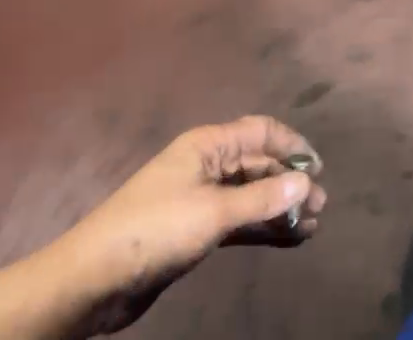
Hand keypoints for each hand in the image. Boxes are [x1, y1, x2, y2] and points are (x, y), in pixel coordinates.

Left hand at [44, 117, 328, 333]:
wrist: (92, 280)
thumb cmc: (155, 230)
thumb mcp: (213, 212)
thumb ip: (262, 198)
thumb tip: (306, 182)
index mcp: (208, 145)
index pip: (261, 131)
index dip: (292, 145)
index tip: (318, 170)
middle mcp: (207, 165)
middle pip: (259, 165)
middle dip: (290, 183)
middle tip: (319, 207)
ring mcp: (200, 199)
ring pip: (251, 196)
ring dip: (280, 209)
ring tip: (310, 227)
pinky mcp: (195, 230)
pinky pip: (239, 221)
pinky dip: (262, 228)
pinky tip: (287, 240)